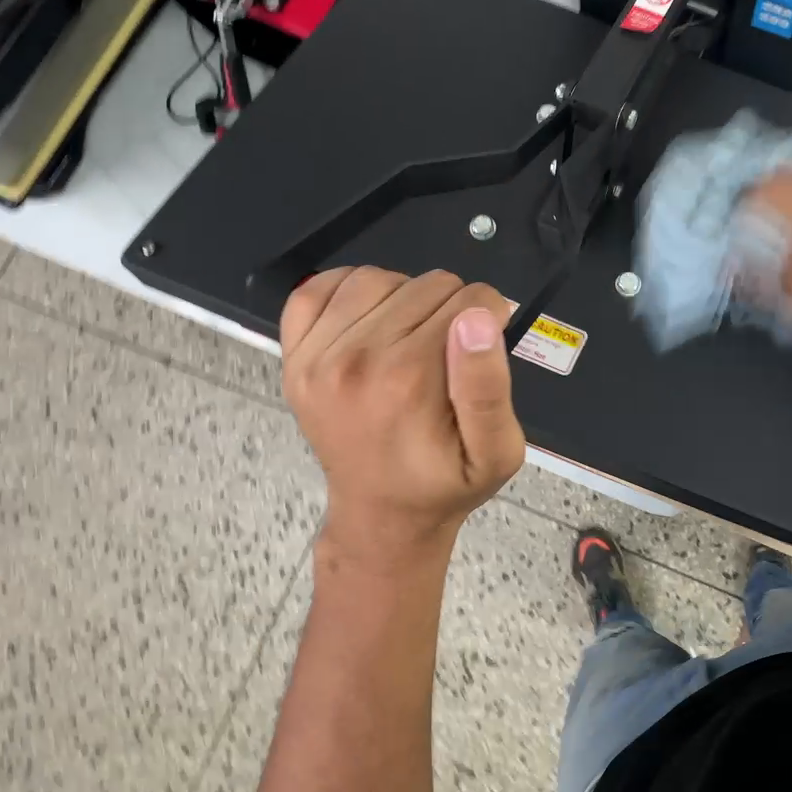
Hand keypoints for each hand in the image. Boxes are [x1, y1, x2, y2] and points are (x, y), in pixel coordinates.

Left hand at [280, 267, 524, 556]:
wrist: (382, 514)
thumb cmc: (445, 482)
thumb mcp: (496, 451)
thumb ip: (490, 385)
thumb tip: (476, 318)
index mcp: (409, 380)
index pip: (471, 299)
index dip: (492, 317)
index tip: (487, 349)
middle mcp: (357, 360)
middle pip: (430, 285)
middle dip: (455, 309)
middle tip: (452, 355)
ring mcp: (318, 356)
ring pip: (381, 277)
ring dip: (407, 296)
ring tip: (416, 335)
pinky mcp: (295, 355)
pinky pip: (317, 288)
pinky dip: (348, 290)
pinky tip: (372, 318)